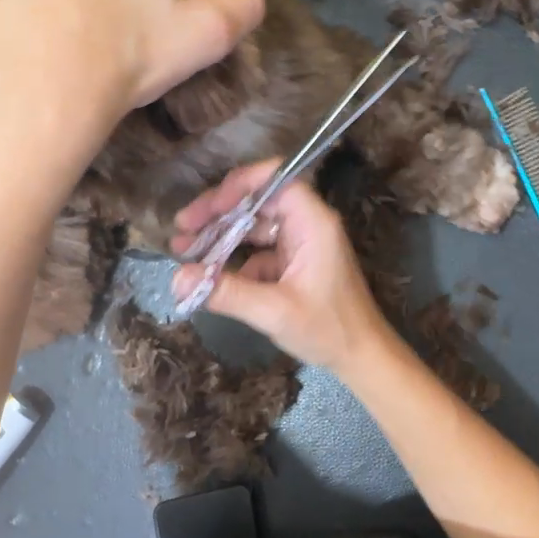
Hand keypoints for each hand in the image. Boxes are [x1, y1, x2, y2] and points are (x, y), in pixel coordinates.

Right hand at [171, 161, 394, 373]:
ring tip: (185, 250)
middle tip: (181, 230)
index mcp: (312, 223)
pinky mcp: (295, 265)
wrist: (361, 358)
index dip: (239, 186)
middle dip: (218, 213)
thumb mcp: (274, 311)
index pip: (275, 179)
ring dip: (222, 236)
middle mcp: (307, 225)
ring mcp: (301, 245)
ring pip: (255, 227)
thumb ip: (226, 292)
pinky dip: (234, 260)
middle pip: (258, 201)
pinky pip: (259, 252)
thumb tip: (177, 278)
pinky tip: (210, 276)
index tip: (207, 207)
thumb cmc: (328, 329)